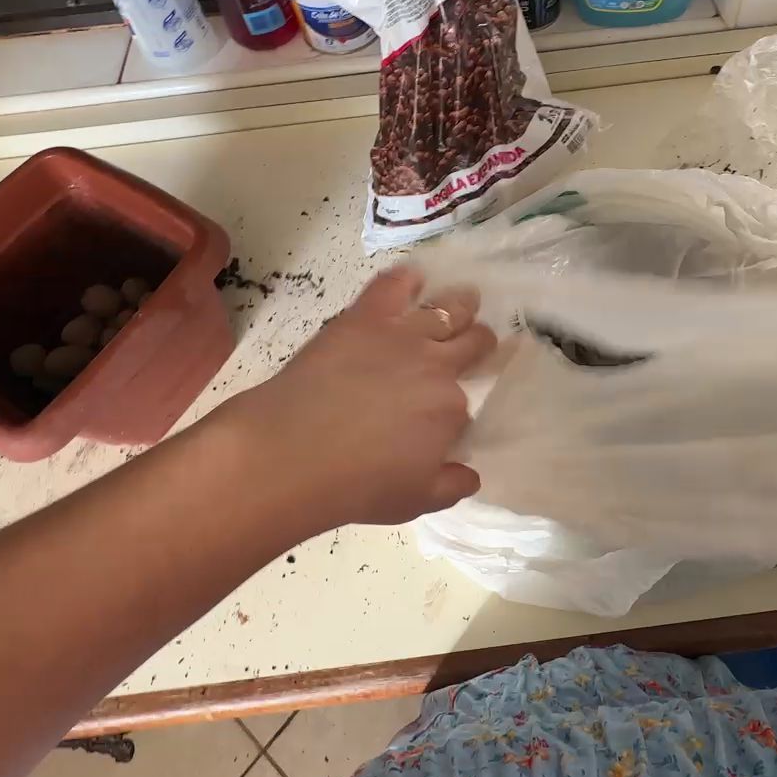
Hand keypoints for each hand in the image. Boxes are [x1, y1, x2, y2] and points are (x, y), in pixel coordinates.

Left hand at [207, 267, 495, 529]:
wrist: (295, 451)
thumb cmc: (356, 484)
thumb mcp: (415, 500)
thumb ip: (450, 486)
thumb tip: (472, 475)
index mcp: (451, 411)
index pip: (466, 405)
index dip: (459, 410)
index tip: (453, 412)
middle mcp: (437, 366)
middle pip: (474, 343)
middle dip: (482, 341)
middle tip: (482, 339)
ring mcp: (404, 336)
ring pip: (447, 309)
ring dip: (462, 304)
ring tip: (468, 299)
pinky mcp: (367, 316)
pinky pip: (394, 286)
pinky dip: (407, 278)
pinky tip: (415, 276)